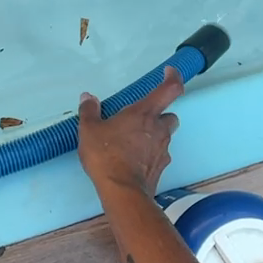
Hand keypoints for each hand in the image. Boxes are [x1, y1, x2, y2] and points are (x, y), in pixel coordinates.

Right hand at [77, 66, 183, 196]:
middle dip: (159, 114)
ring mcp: (163, 149)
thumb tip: (88, 97)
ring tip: (132, 140)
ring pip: (165, 135)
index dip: (174, 77)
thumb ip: (89, 111)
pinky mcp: (161, 167)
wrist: (122, 191)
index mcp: (144, 113)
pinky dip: (149, 152)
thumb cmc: (106, 155)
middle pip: (170, 114)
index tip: (169, 71)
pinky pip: (159, 154)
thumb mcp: (89, 130)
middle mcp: (159, 129)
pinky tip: (132, 158)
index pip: (170, 89)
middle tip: (140, 117)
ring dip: (154, 134)